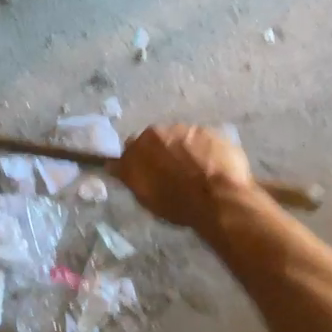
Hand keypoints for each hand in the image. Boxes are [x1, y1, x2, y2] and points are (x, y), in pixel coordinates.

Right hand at [113, 125, 255, 230]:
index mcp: (145, 140)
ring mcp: (195, 130)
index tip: (148, 172)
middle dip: (165, 152)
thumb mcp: (143, 194)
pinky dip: (209, 152)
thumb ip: (127, 174)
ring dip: (187, 150)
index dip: (141, 159)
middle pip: (161, 139)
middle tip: (173, 173)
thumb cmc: (177, 202)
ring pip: (186, 138)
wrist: (221, 202)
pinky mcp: (219, 134)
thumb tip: (111, 164)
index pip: (135, 145)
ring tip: (198, 172)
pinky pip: (209, 142)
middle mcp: (167, 128)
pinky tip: (215, 169)